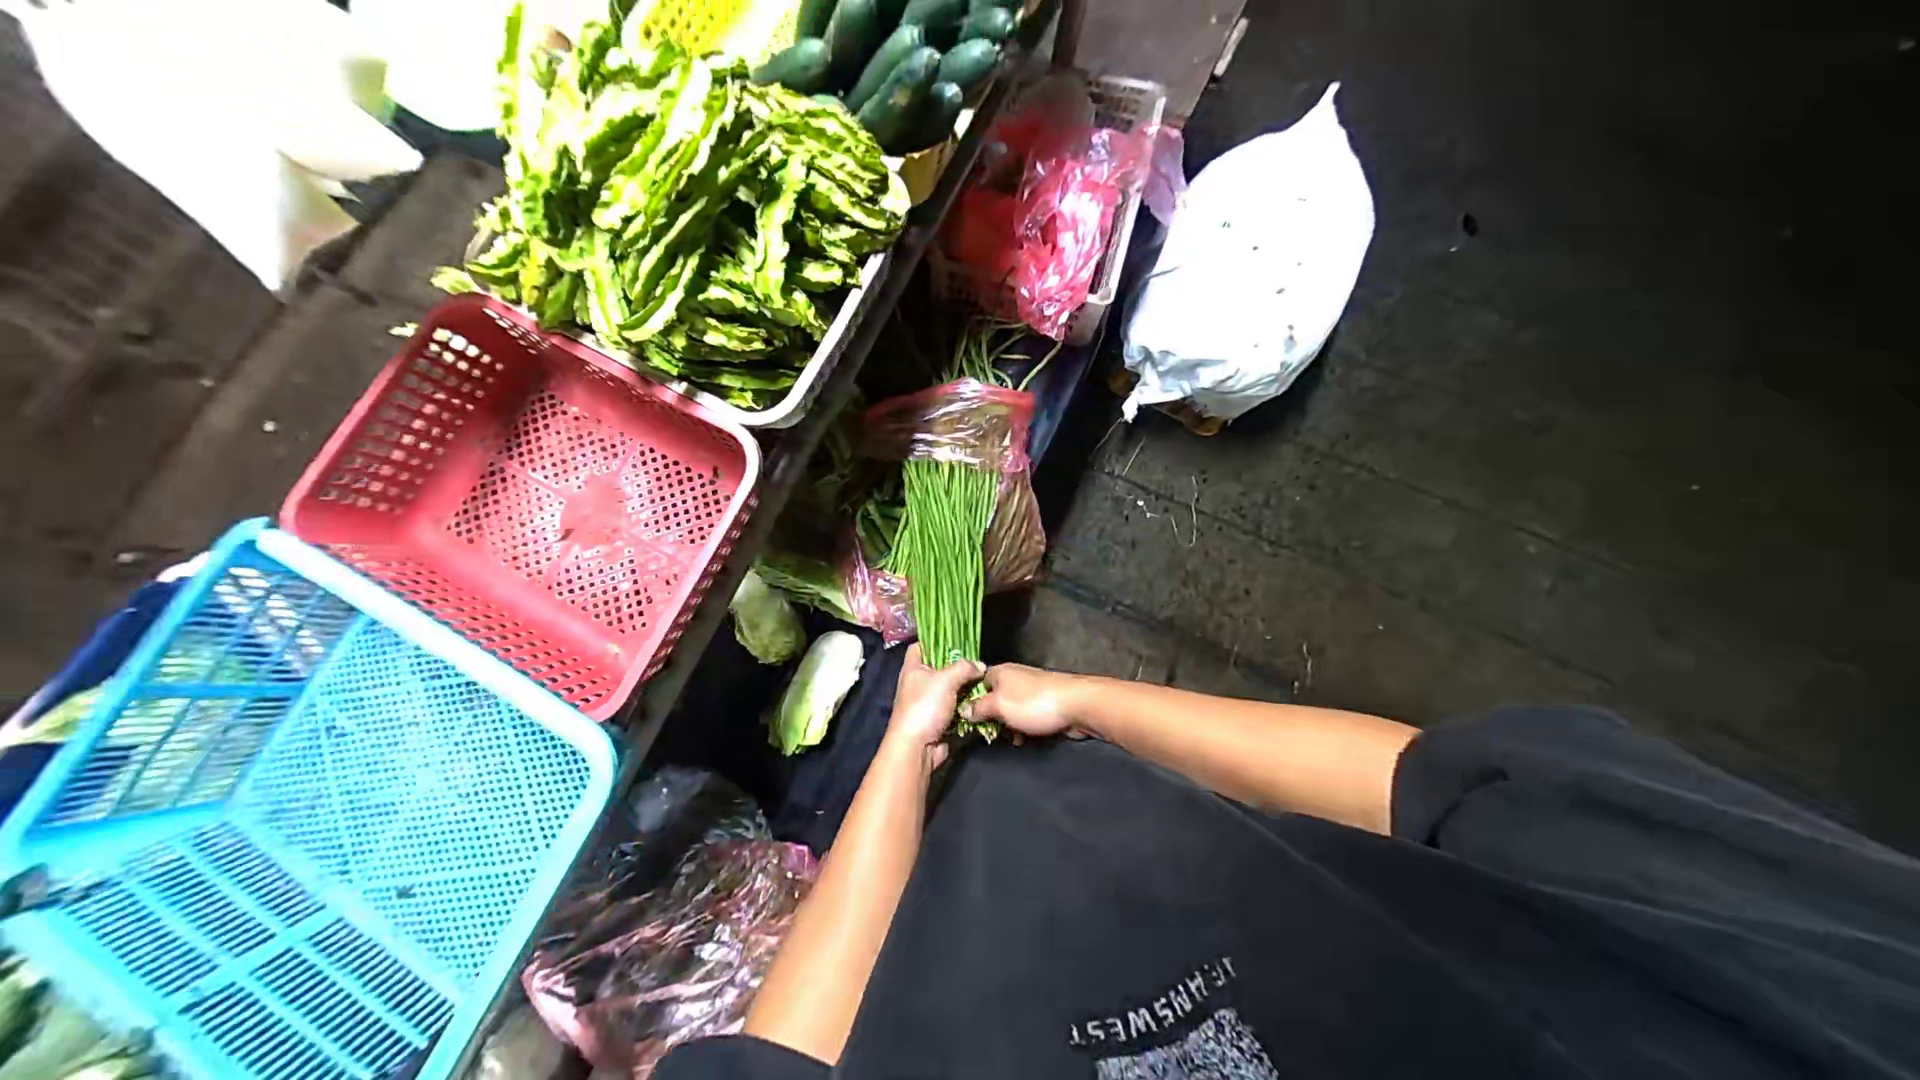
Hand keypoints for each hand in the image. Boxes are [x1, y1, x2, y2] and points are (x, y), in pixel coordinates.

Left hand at [886, 644, 984, 768]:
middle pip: (939, 667)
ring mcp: (927, 702)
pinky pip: (954, 706)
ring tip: (983, 679)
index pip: (920, 646)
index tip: (956, 640)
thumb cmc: (924, 707)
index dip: (935, 640)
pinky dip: (965, 704)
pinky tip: (979, 699)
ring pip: (949, 688)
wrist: (916, 747)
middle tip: (977, 661)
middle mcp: (918, 683)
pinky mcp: (937, 719)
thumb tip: (980, 665)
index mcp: (913, 668)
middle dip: (957, 665)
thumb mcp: (945, 680)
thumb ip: (964, 667)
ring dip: (964, 686)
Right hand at [961, 663, 1085, 738]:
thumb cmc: (1032, 703)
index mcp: (999, 672)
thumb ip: (978, 708)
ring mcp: (1030, 690)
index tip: (962, 718)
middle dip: (988, 716)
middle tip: (985, 733)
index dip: (968, 699)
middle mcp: (1013, 678)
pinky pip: (1025, 717)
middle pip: (992, 697)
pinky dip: (1022, 728)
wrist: (1077, 705)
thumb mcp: (998, 706)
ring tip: (1007, 739)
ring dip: (1007, 725)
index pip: (975, 682)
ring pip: (1009, 710)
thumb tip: (963, 709)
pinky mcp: (1043, 704)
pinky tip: (1023, 740)